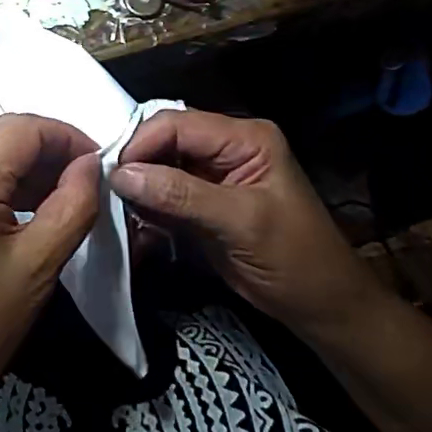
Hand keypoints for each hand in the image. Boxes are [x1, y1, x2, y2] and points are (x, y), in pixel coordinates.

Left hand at [0, 114, 102, 412]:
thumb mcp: (40, 264)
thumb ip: (74, 202)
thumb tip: (92, 163)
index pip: (25, 127)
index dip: (69, 137)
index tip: (102, 163)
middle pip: (6, 129)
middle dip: (51, 147)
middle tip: (87, 178)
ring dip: (31, 160)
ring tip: (66, 192)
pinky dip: (8, 174)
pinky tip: (34, 201)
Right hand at [112, 110, 383, 339]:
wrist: (322, 306)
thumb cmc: (295, 258)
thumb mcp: (240, 222)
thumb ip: (181, 194)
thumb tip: (122, 174)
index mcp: (245, 137)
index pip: (179, 124)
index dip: (142, 143)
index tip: (113, 174)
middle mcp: (226, 147)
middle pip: (167, 140)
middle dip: (138, 162)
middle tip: (108, 191)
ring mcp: (214, 175)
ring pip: (162, 166)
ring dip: (140, 185)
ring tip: (117, 206)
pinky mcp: (204, 202)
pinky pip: (166, 192)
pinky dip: (148, 204)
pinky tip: (134, 219)